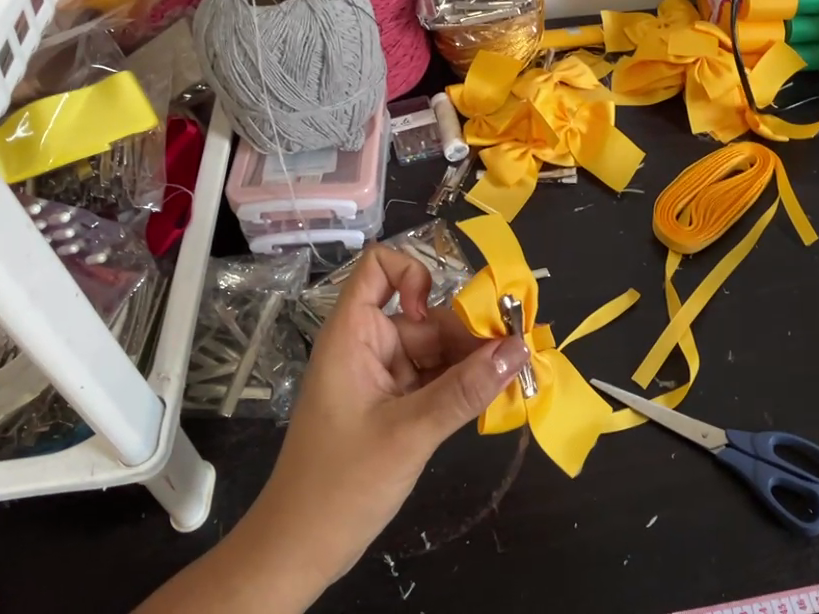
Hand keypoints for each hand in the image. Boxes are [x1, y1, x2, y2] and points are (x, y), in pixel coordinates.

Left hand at [252, 244, 525, 586]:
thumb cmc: (341, 484)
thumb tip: (519, 349)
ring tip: (514, 380)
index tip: (438, 314)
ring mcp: (380, 376)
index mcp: (353, 335)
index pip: (378, 268)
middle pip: (424, 315)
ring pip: (435, 349)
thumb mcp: (410, 433)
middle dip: (467, 332)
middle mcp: (368, 345)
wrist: (299, 550)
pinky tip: (493, 399)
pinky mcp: (392, 405)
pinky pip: (434, 379)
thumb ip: (466, 390)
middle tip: (515, 355)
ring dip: (472, 362)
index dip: (413, 274)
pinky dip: (461, 385)